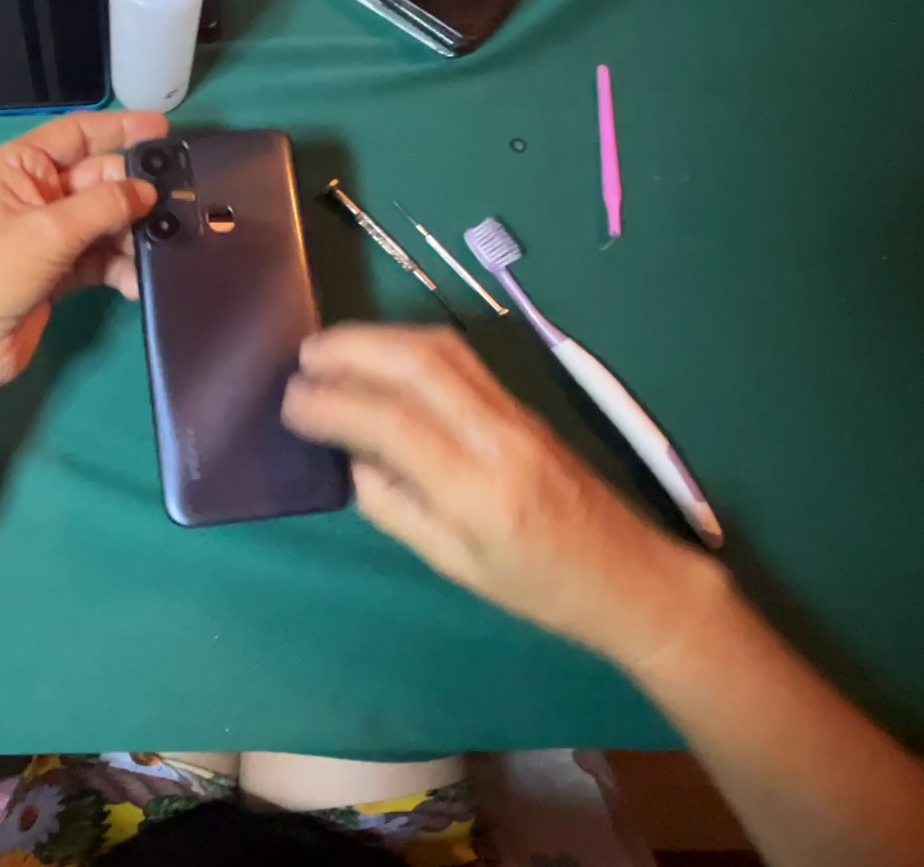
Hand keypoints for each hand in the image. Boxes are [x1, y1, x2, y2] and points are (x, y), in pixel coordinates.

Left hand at [0, 110, 168, 398]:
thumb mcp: (47, 230)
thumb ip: (103, 206)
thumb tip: (148, 191)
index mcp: (20, 166)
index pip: (77, 135)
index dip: (120, 130)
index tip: (164, 129)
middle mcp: (36, 194)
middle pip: (98, 182)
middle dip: (133, 196)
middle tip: (175, 207)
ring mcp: (48, 236)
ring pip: (104, 224)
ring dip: (130, 238)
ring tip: (157, 253)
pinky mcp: (59, 273)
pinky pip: (100, 260)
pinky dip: (119, 269)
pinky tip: (135, 284)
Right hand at [281, 323, 723, 665]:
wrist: (633, 576)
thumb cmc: (536, 587)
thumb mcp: (449, 562)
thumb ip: (389, 504)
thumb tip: (347, 454)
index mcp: (476, 492)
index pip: (391, 425)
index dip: (331, 405)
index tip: (290, 402)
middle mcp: (496, 437)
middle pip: (417, 364)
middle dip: (350, 349)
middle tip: (303, 356)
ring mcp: (514, 411)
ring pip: (439, 348)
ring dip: (377, 337)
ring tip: (330, 347)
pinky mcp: (521, 401)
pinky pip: (456, 356)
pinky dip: (406, 344)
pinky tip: (379, 353)